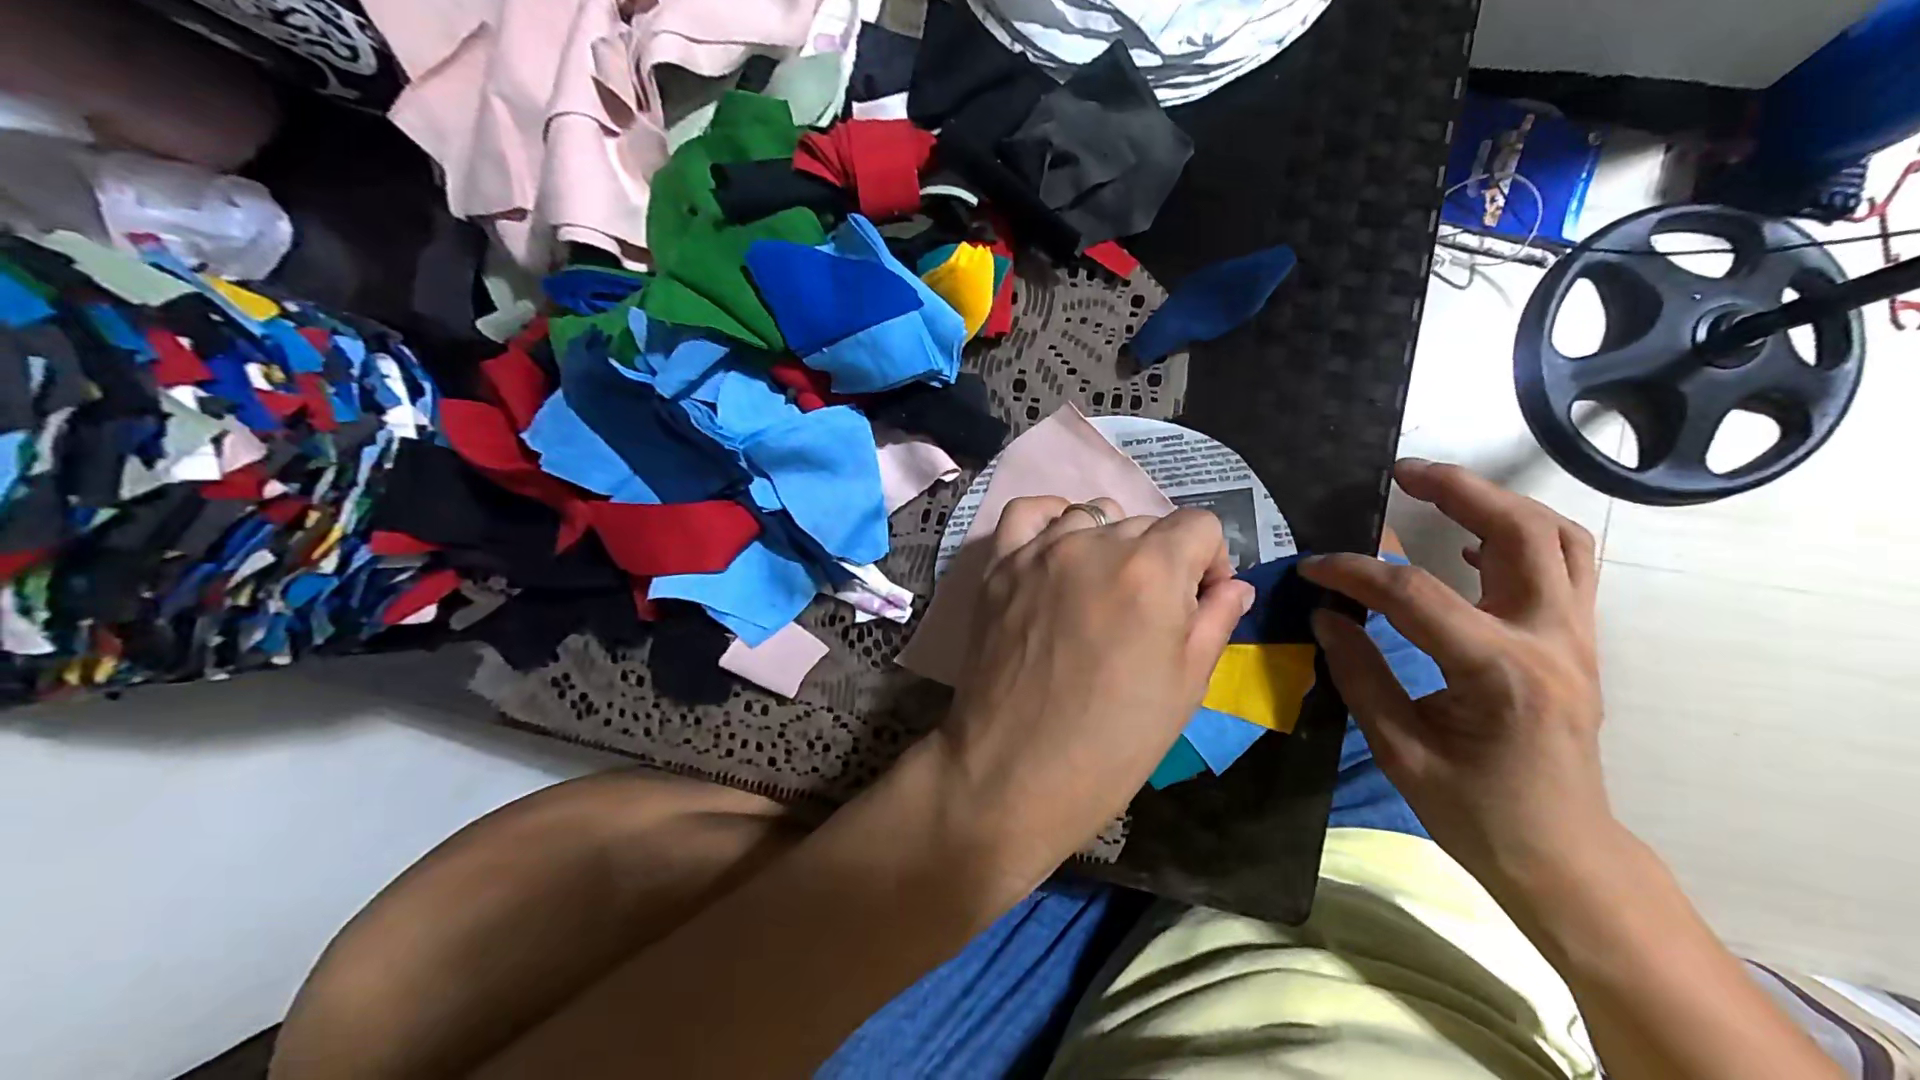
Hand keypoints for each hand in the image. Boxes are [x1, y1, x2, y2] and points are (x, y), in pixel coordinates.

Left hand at [933, 498, 1254, 879]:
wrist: (1016, 771)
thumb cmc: (1114, 741)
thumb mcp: (1186, 686)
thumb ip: (1216, 620)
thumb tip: (1234, 584)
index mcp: (1152, 569)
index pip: (1198, 525)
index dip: (1210, 561)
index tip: (1200, 601)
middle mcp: (1094, 543)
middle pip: (1146, 523)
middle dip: (1162, 560)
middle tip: (1148, 614)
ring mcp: (1039, 551)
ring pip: (1091, 516)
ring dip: (1109, 544)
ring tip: (1101, 593)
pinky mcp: (998, 566)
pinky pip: (1027, 514)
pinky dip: (1049, 519)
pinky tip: (1059, 549)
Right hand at [1301, 459, 1610, 895]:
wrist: (1562, 853)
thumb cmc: (1474, 811)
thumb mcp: (1398, 748)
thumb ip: (1360, 672)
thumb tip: (1326, 615)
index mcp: (1500, 672)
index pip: (1415, 595)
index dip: (1354, 573)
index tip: (1313, 567)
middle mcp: (1551, 640)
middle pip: (1521, 533)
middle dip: (1458, 491)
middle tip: (1401, 472)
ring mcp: (1576, 638)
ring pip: (1559, 539)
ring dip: (1499, 503)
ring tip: (1439, 489)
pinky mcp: (1576, 642)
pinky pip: (1562, 566)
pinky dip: (1520, 536)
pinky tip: (1469, 542)